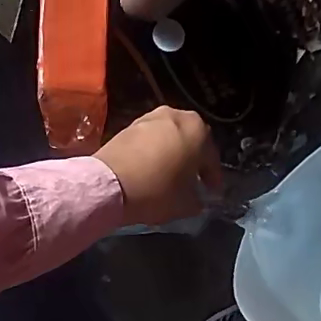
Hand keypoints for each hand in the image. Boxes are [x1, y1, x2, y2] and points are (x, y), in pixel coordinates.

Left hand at [95, 107, 222, 227]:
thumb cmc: (156, 191)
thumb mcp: (185, 204)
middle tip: (192, 180)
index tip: (211, 191)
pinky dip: (152, 152)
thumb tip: (196, 199)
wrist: (107, 184)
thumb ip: (197, 199)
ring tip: (169, 174)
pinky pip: (147, 140)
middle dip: (192, 159)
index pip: (211, 156)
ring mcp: (148, 118)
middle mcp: (175, 116)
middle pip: (190, 140)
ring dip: (171, 153)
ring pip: (167, 137)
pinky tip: (149, 169)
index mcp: (197, 130)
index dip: (213, 176)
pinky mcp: (126, 127)